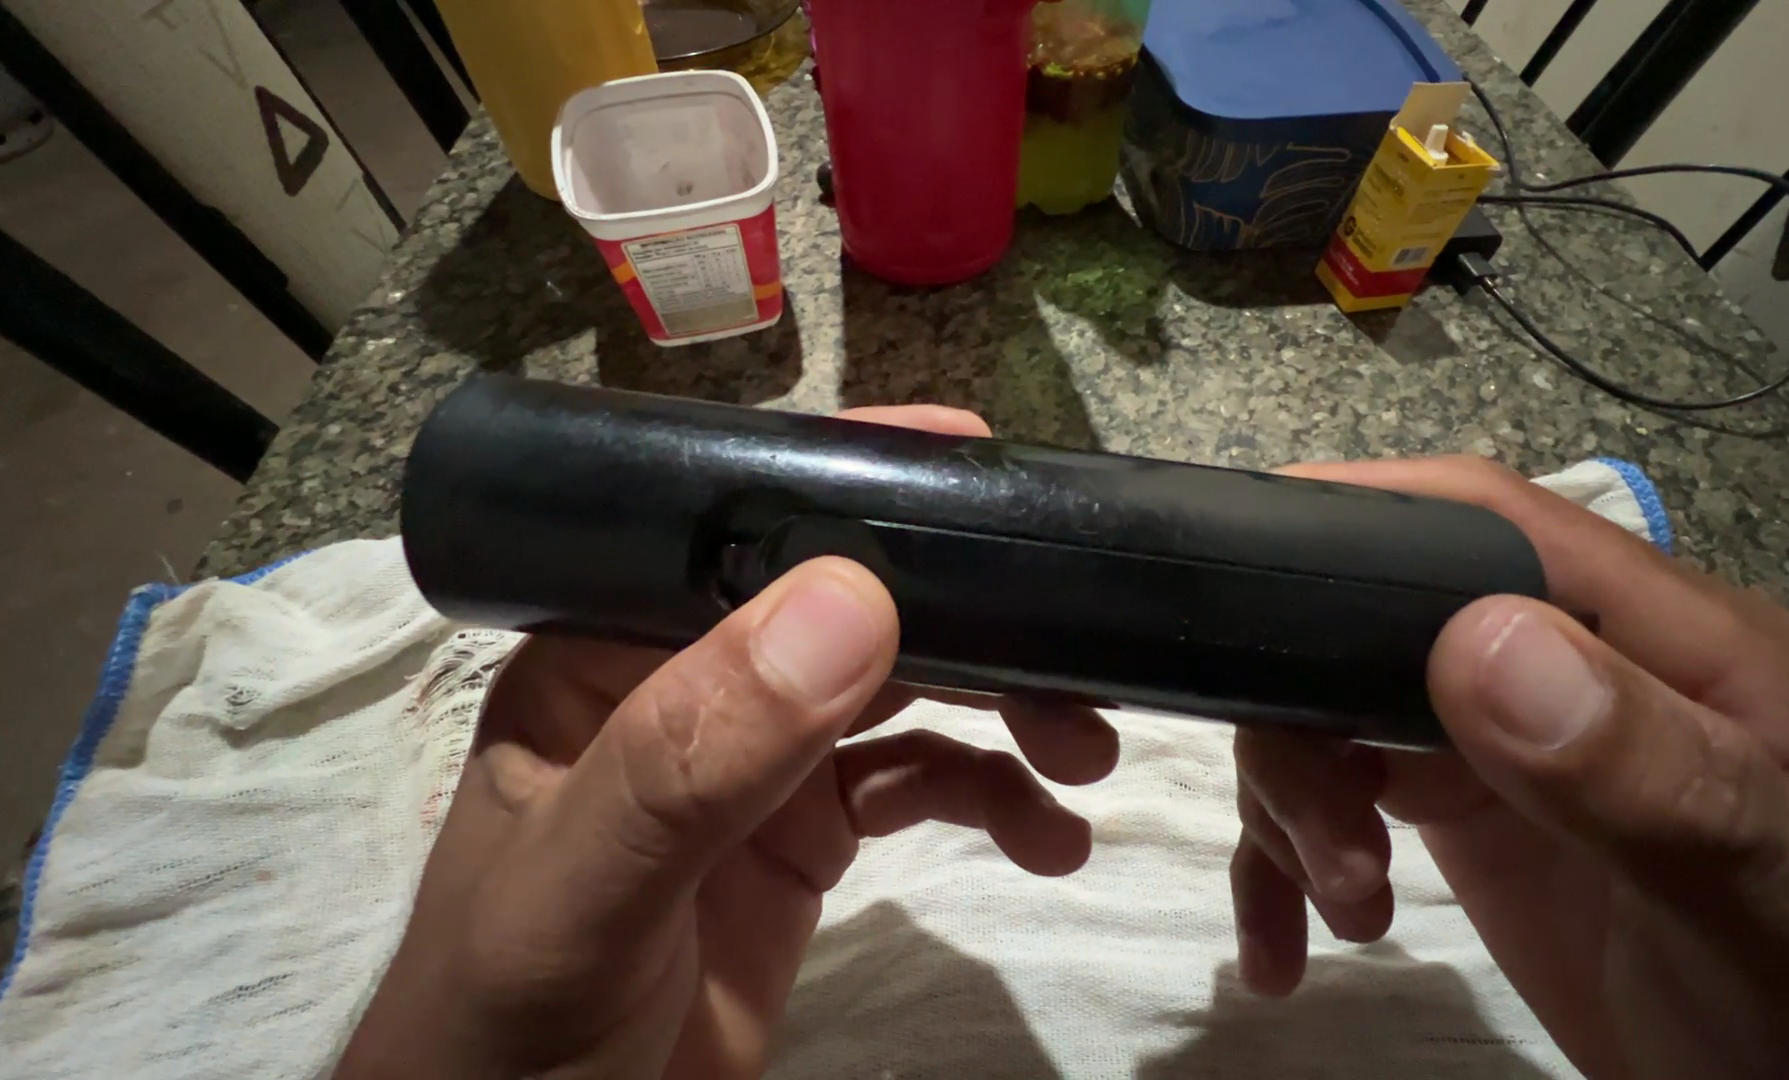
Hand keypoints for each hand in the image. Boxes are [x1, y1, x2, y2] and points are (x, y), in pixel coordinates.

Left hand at [336, 405, 1117, 1079]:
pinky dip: (992, 795)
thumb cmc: (516, 1033)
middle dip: (970, 619)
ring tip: (1085, 749)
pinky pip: (921, 781)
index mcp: (622, 646)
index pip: (742, 529)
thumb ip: (697, 755)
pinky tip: (1048, 836)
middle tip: (1072, 652)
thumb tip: (850, 600)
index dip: (856, 483)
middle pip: (856, 608)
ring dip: (1002, 708)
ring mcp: (768, 750)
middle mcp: (702, 677)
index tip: (973, 466)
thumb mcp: (591, 893)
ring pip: (908, 688)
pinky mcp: (816, 824)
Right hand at [1230, 456, 1788, 1078]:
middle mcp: (1571, 669)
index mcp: (1673, 650)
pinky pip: (1332, 797)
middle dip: (1306, 723)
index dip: (1360, 513)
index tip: (1240, 556)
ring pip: (1329, 713)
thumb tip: (1479, 643)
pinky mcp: (1455, 804)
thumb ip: (1663, 788)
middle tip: (1323, 843)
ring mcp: (1502, 737)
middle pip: (1374, 630)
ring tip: (1338, 904)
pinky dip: (1283, 857)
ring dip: (1292, 799)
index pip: (1491, 527)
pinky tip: (1282, 934)